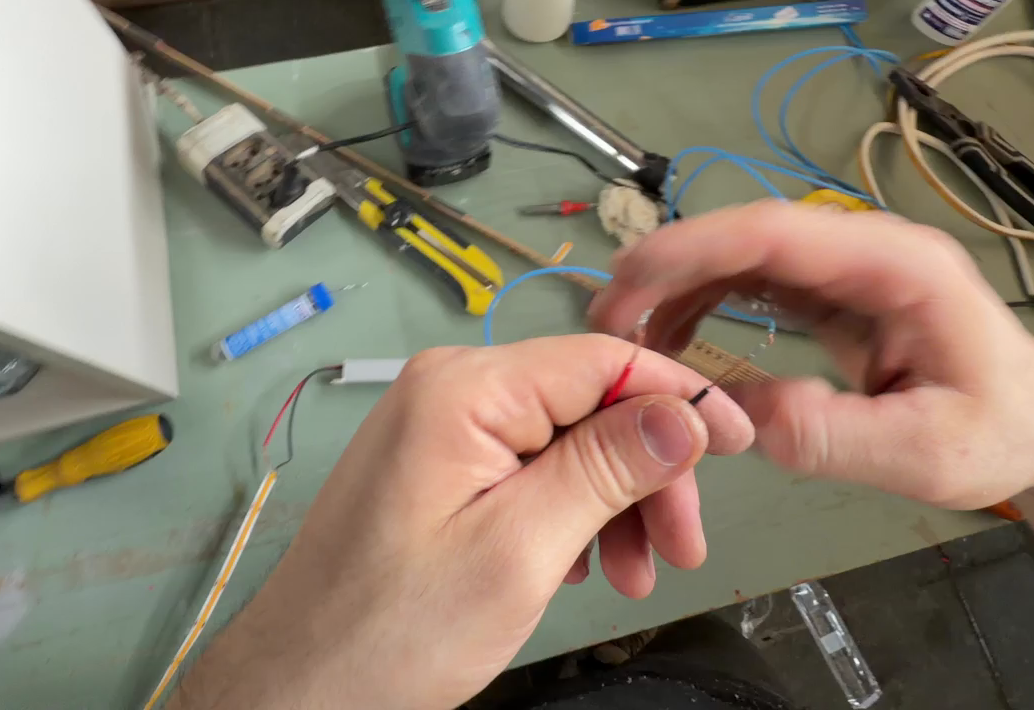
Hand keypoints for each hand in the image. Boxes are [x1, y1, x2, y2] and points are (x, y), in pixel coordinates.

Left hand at [179, 336, 753, 709]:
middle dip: (644, 470)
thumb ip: (606, 470)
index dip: (677, 394)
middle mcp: (455, 382)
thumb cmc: (398, 628)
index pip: (601, 358)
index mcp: (466, 384)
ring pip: (565, 437)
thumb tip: (685, 414)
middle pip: (587, 401)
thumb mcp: (519, 552)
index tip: (736, 443)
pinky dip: (569, 509)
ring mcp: (446, 419)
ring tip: (632, 575)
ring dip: (612, 499)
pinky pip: (530, 463)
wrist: (297, 690)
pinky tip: (581, 563)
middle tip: (682, 550)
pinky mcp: (443, 456)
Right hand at [587, 201, 1033, 509]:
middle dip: (667, 264)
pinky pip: (747, 278)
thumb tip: (736, 413)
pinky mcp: (826, 285)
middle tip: (604, 314)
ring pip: (737, 251)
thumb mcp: (930, 455)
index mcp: (896, 263)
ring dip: (675, 282)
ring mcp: (841, 261)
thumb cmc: (1003, 434)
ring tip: (625, 329)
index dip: (689, 247)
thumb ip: (838, 436)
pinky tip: (669, 333)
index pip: (773, 232)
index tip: (624, 283)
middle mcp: (860, 245)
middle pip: (743, 233)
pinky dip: (699, 299)